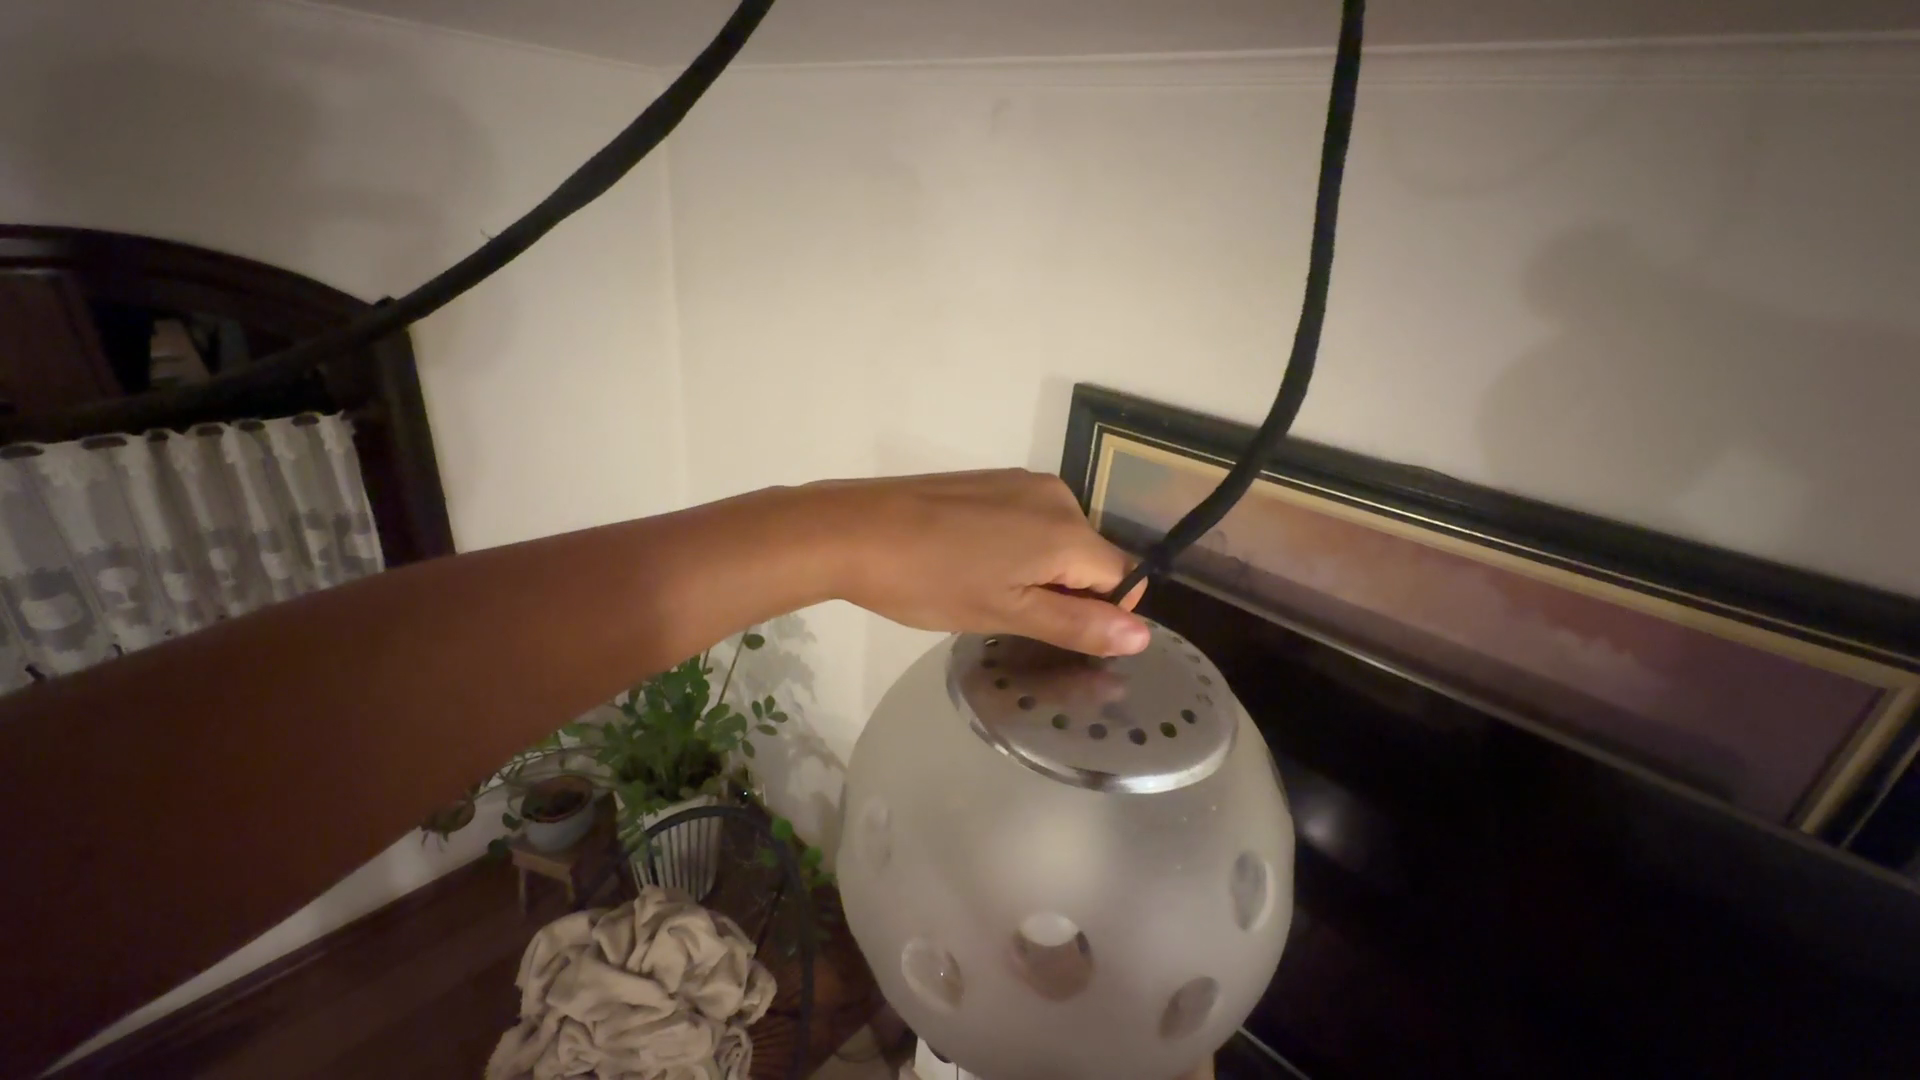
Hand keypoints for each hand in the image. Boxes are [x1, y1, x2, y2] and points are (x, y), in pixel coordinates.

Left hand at [807, 469, 1149, 655]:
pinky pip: (1027, 520)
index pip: (1124, 578)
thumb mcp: (1006, 613)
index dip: (1100, 613)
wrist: (852, 530)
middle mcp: (1055, 495)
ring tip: (981, 587)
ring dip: (1037, 570)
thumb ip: (1077, 624)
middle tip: (1006, 611)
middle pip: (1091, 557)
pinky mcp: (990, 480)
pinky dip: (1014, 546)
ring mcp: (1020, 482)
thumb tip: (1142, 635)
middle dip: (1065, 591)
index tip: (1050, 628)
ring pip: (1057, 540)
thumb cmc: (930, 581)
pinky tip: (968, 560)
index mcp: (1067, 530)